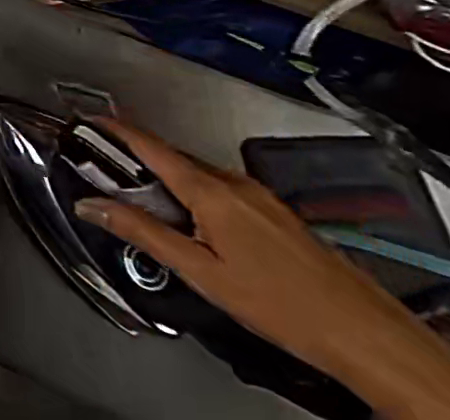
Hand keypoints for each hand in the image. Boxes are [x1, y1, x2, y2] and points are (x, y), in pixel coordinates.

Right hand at [74, 120, 449, 419]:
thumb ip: (143, 232)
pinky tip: (191, 221)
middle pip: (171, 157)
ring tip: (142, 201)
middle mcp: (232, 181)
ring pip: (195, 172)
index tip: (89, 119)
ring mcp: (255, 193)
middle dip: (135, 156)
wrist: (360, 330)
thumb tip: (93, 206)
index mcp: (210, 190)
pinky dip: (191, 191)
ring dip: (164, 177)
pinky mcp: (270, 208)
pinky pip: (218, 186)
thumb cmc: (278, 303)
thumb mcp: (199, 271)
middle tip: (104, 167)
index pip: (150, 146)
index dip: (116, 128)